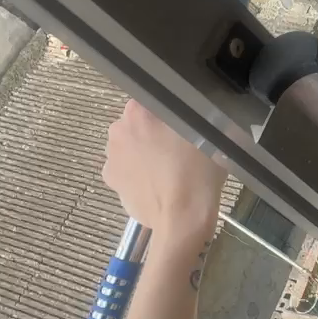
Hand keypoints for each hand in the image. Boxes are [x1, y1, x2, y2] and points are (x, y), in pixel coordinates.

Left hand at [101, 100, 223, 255]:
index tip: (184, 125)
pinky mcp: (112, 182)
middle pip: (138, 123)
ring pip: (132, 147)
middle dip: (154, 132)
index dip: (169, 112)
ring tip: (170, 170)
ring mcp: (111, 158)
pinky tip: (158, 184)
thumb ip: (192, 116)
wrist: (182, 218)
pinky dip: (139, 173)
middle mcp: (117, 130)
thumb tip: (189, 112)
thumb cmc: (197, 170)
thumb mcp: (206, 133)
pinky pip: (127, 169)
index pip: (152, 100)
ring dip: (145, 153)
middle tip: (180, 148)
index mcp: (138, 111)